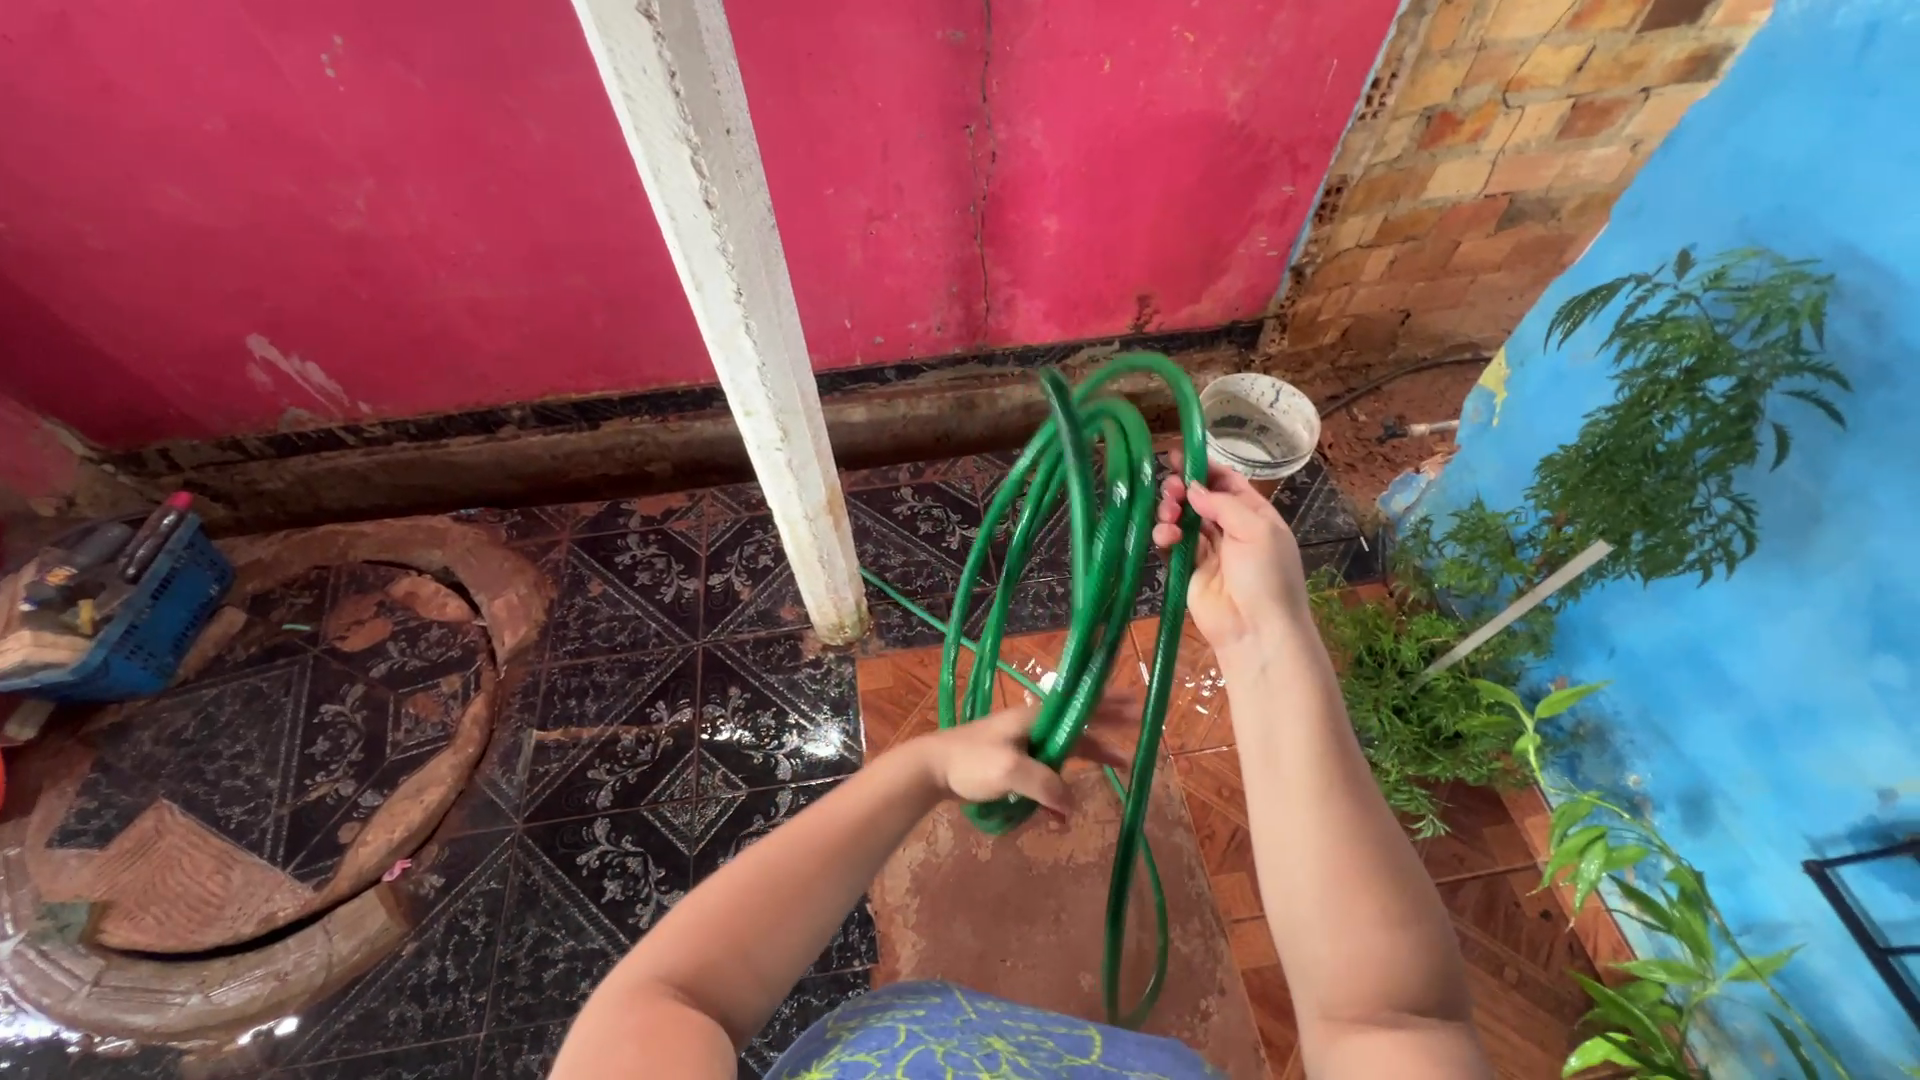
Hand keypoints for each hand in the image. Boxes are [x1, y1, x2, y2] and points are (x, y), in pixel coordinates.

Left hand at [900, 696, 1136, 814]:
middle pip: (1079, 727)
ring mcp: (1021, 745)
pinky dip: (1059, 788)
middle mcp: (1032, 727)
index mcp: (1035, 718)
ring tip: (1116, 767)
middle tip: (1138, 731)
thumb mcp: (1012, 773)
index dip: (1110, 706)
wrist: (931, 769)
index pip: (1081, 708)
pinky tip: (1060, 810)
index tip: (1137, 704)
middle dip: (1108, 732)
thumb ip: (1047, 786)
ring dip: (1088, 761)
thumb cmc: (971, 763)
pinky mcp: (1011, 764)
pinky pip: (1046, 773)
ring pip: (1065, 752)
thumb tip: (1071, 806)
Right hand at [1151, 452, 1310, 654]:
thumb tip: (1192, 488)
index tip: (1176, 455)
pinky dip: (1165, 537)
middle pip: (1199, 498)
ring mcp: (1209, 550)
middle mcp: (1231, 528)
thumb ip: (1223, 504)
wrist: (1256, 630)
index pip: (1227, 482)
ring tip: (1167, 516)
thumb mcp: (1256, 530)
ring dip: (1170, 512)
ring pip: (1182, 519)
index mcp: (1255, 514)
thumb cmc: (1266, 576)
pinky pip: (1172, 545)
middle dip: (1181, 489)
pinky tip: (1165, 538)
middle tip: (1168, 488)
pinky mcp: (1189, 570)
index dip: (1203, 467)